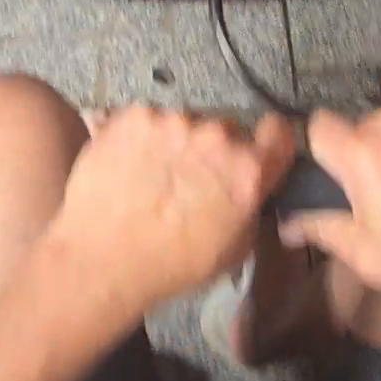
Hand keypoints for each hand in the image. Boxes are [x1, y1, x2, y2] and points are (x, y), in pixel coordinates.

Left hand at [43, 104, 296, 314]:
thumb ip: (252, 206)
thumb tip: (252, 189)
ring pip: (185, 121)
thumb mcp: (234, 249)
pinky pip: (149, 118)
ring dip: (176, 141)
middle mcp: (215, 137)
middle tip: (191, 176)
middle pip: (226, 128)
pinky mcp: (136, 114)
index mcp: (247, 171)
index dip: (269, 141)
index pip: (279, 131)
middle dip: (214, 148)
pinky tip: (130, 163)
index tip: (256, 151)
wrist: (101, 260)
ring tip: (153, 173)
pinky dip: (143, 136)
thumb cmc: (171, 265)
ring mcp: (173, 120)